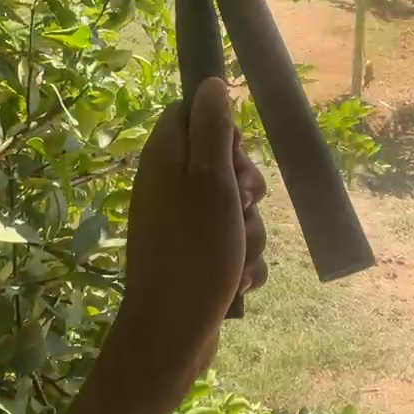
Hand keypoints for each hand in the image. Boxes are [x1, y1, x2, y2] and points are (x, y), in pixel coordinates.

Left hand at [103, 77, 267, 412]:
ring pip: (234, 206)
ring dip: (248, 230)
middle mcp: (169, 183)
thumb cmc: (195, 248)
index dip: (223, 130)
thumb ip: (212, 126)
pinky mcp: (195, 255)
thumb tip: (211, 81)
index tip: (234, 156)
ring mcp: (181, 221)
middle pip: (222, 161)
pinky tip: (235, 279)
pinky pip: (232, 242)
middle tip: (239, 206)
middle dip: (245, 188)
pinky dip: (241, 260)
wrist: (173, 332)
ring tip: (236, 254)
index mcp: (165, 155)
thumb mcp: (210, 178)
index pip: (193, 114)